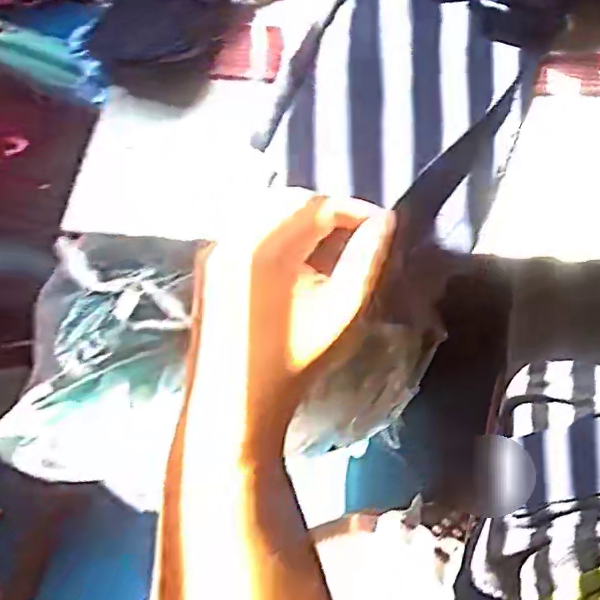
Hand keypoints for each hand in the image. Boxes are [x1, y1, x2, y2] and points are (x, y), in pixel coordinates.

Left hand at [193, 188, 393, 423]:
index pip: (320, 205)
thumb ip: (368, 255)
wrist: (236, 400)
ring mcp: (218, 252)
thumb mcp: (346, 304)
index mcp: (267, 247)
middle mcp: (235, 240)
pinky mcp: (213, 266)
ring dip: (308, 217)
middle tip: (363, 231)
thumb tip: (387, 220)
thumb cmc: (298, 355)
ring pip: (269, 208)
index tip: (384, 226)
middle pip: (291, 199)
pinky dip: (283, 228)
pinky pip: (252, 225)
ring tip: (338, 242)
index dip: (358, 210)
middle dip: (332, 209)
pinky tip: (305, 257)